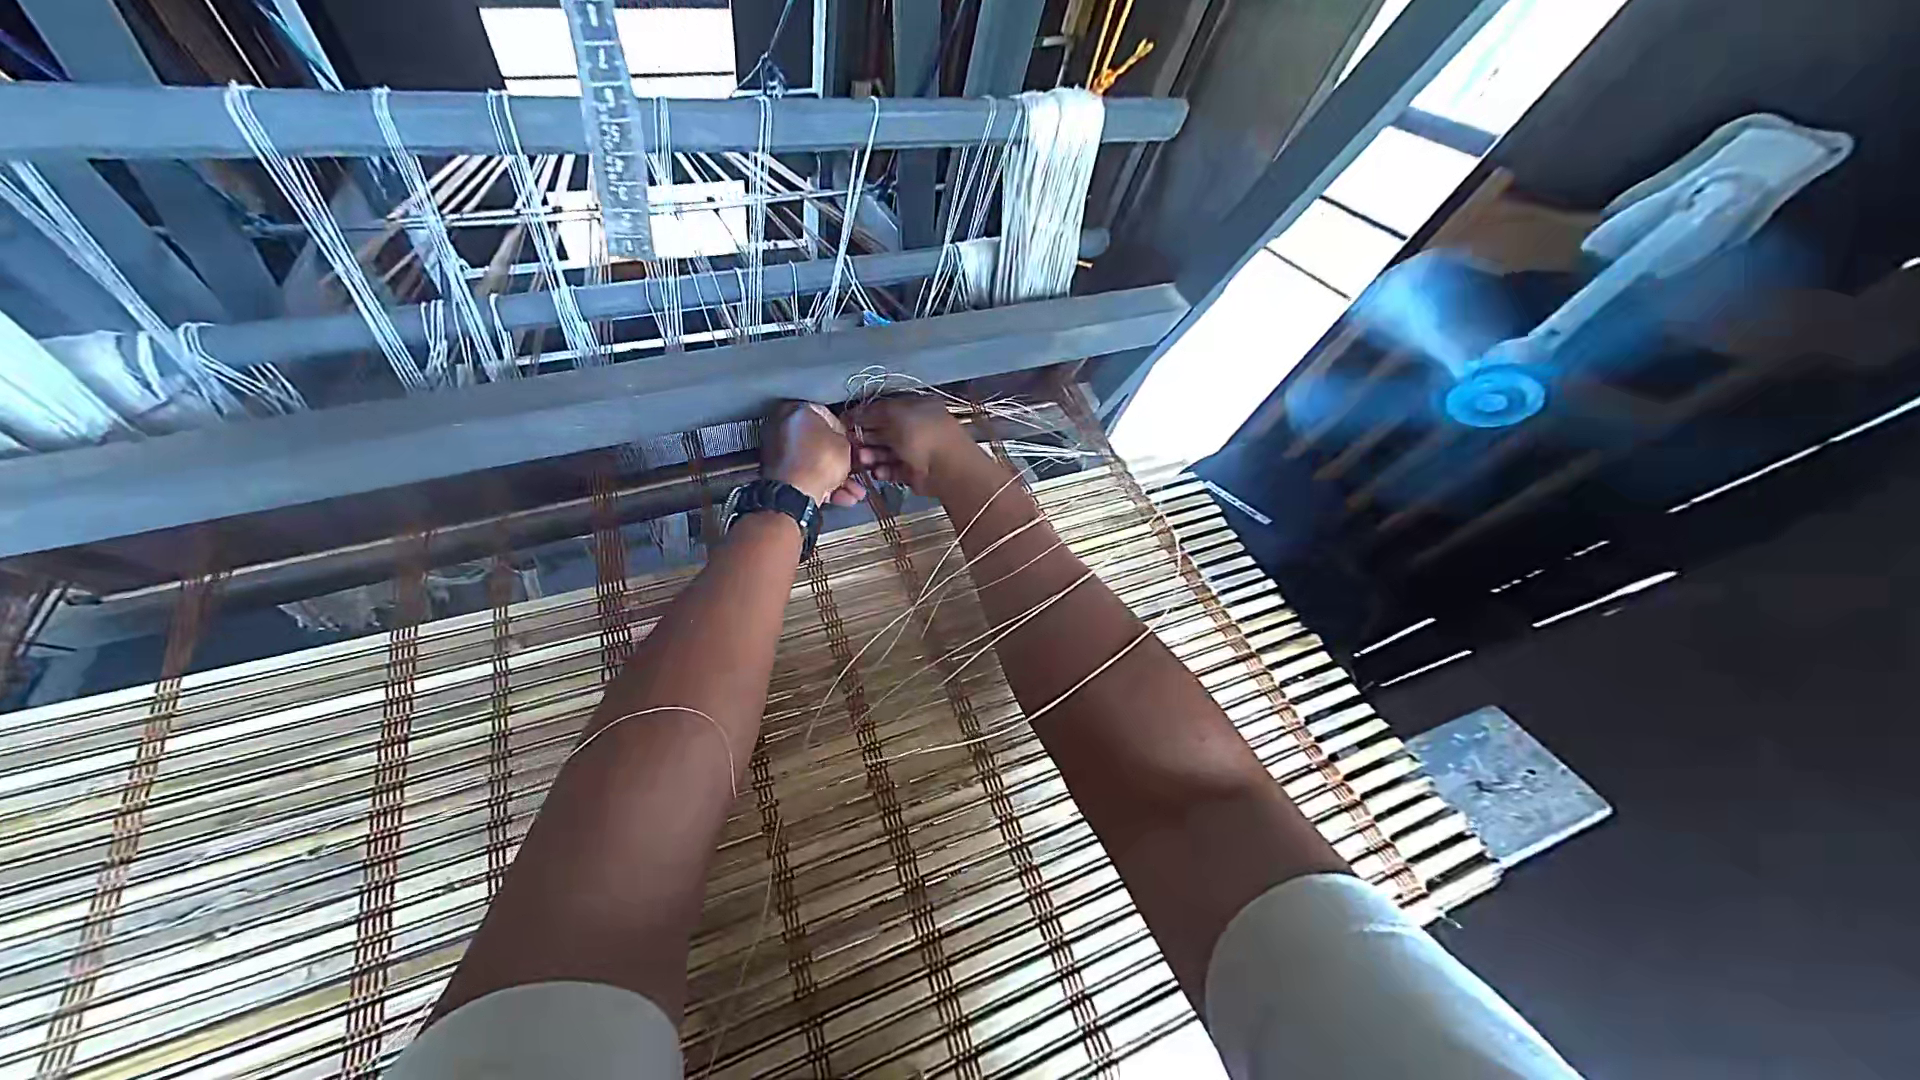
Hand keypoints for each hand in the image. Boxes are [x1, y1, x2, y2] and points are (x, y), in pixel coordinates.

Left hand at [762, 401, 863, 505]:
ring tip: (850, 488)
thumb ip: (844, 438)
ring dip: (834, 476)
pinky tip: (837, 495)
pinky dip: (820, 485)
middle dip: (838, 459)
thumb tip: (843, 442)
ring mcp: (775, 450)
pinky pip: (803, 474)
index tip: (850, 442)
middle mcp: (781, 426)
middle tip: (851, 466)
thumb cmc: (815, 464)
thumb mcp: (844, 445)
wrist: (795, 493)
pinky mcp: (776, 471)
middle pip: (817, 441)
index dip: (843, 431)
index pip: (825, 415)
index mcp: (796, 410)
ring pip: (812, 461)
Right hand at [850, 396, 979, 494]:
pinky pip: (894, 469)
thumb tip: (854, 413)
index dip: (865, 415)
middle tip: (851, 445)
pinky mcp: (915, 472)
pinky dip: (885, 471)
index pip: (885, 409)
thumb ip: (872, 412)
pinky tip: (878, 473)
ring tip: (864, 460)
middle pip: (884, 431)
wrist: (946, 467)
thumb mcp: (894, 414)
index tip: (846, 423)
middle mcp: (917, 427)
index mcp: (916, 407)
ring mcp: (916, 451)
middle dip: (866, 438)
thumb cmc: (920, 433)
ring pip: (887, 452)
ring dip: (873, 455)